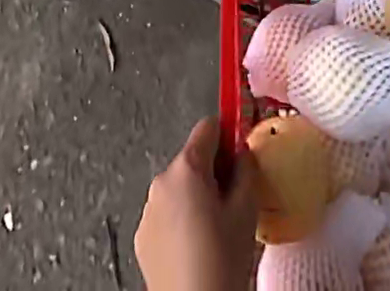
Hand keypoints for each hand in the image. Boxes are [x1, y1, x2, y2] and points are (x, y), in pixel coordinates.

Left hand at [135, 118, 259, 290]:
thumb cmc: (220, 262)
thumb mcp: (246, 208)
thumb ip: (246, 169)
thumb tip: (243, 153)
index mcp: (186, 169)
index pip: (208, 126)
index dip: (229, 134)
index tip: (240, 147)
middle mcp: (162, 182)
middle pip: (194, 158)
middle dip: (215, 171)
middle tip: (234, 197)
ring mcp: (149, 210)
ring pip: (180, 187)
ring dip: (198, 196)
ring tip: (218, 227)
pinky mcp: (142, 237)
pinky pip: (167, 213)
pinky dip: (182, 219)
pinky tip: (199, 245)